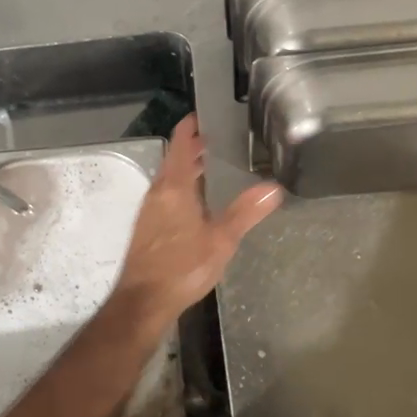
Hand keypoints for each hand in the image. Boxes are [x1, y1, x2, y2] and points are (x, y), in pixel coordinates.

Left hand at [110, 114, 282, 336]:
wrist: (143, 301)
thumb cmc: (182, 267)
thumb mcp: (221, 240)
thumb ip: (246, 212)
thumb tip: (274, 188)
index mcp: (174, 187)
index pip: (180, 143)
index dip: (191, 126)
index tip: (205, 114)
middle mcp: (158, 192)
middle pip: (174, 160)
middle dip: (194, 148)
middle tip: (218, 140)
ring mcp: (149, 210)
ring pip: (169, 179)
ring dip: (187, 169)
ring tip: (211, 167)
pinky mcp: (147, 227)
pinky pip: (166, 196)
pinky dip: (181, 188)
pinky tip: (197, 203)